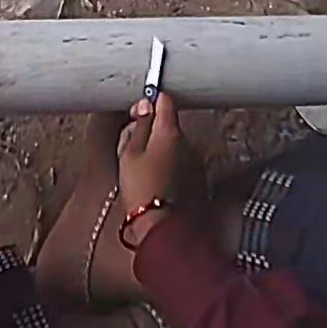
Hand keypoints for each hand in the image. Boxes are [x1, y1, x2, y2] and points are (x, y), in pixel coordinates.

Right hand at [117, 91, 185, 246]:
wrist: (161, 227)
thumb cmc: (141, 188)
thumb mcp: (129, 153)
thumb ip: (138, 124)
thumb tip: (145, 105)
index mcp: (169, 131)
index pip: (164, 100)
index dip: (150, 101)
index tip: (138, 111)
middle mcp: (186, 141)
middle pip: (168, 122)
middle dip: (153, 126)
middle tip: (133, 142)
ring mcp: (194, 159)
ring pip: (173, 142)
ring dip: (160, 145)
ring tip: (143, 165)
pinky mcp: (197, 176)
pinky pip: (180, 159)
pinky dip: (169, 161)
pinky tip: (156, 177)